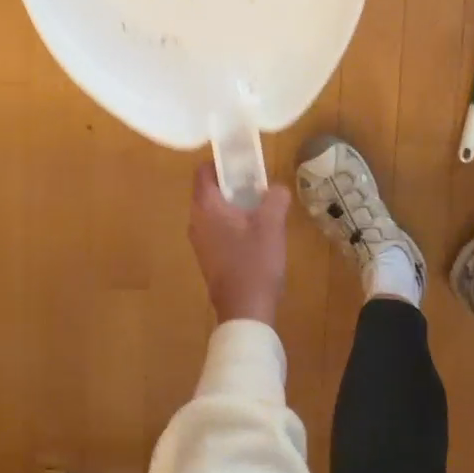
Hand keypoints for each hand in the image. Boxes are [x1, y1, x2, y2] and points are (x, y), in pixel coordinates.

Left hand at [188, 163, 290, 325]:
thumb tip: (276, 189)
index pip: (204, 172)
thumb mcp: (272, 223)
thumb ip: (275, 197)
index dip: (222, 163)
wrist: (245, 309)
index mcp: (206, 207)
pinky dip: (232, 224)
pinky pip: (217, 229)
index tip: (244, 164)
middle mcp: (196, 221)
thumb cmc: (255, 261)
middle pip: (209, 191)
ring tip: (261, 210)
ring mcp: (200, 242)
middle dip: (233, 185)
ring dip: (234, 206)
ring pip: (214, 211)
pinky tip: (256, 234)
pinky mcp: (208, 258)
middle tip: (259, 186)